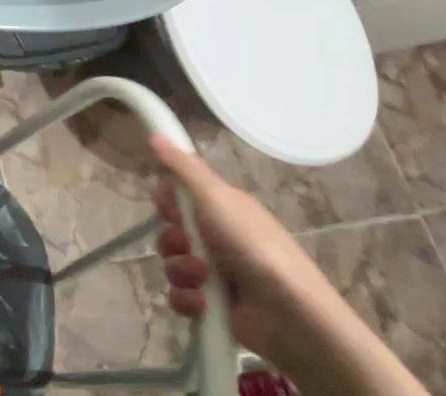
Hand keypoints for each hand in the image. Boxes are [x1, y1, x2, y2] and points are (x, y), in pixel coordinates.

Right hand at [149, 134, 340, 363]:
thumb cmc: (252, 245)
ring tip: (203, 280)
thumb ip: (184, 167)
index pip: (179, 197)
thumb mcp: (216, 196)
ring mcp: (216, 275)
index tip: (168, 206)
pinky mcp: (213, 307)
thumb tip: (156, 133)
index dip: (168, 201)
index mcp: (222, 210)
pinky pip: (180, 297)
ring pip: (172, 265)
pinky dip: (187, 300)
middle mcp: (218, 239)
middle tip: (186, 245)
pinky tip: (203, 304)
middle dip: (171, 241)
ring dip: (181, 272)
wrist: (289, 312)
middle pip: (171, 232)